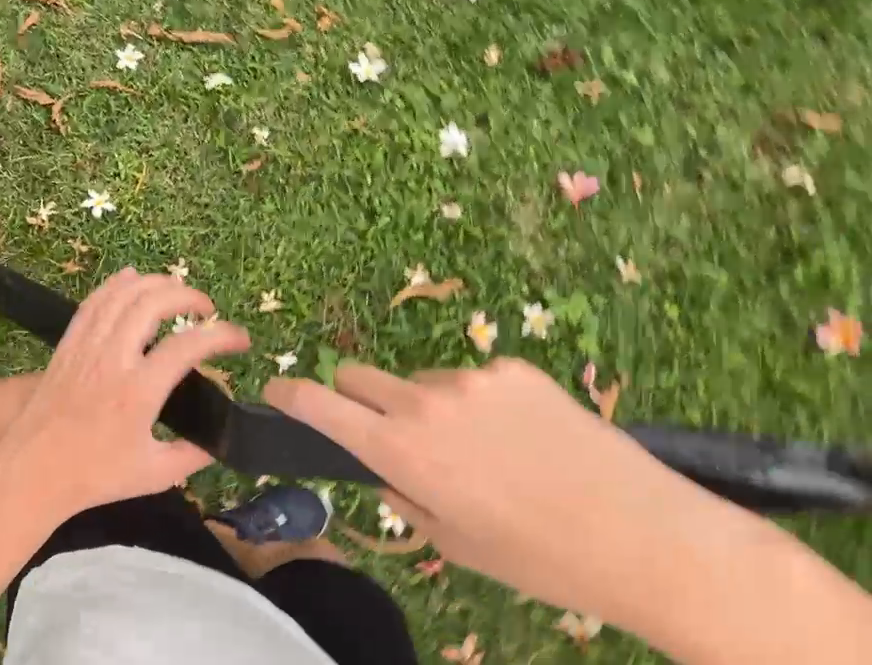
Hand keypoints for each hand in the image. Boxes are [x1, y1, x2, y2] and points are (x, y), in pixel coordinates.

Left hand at [0, 269, 248, 523]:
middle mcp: (112, 359)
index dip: (220, 336)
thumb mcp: (156, 474)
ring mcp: (86, 346)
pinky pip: (92, 303)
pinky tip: (131, 278)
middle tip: (206, 309)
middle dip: (185, 295)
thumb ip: (195, 454)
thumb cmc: (96, 475)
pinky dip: (114, 285)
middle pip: (150, 304)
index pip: (186, 347)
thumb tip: (219, 438)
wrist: (35, 468)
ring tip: (177, 289)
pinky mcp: (68, 344)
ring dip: (152, 284)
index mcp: (138, 391)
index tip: (241, 338)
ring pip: (119, 296)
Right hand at [264, 358, 753, 626]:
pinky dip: (480, 402)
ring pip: (419, 381)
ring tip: (487, 448)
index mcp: (400, 451)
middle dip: (357, 399)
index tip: (274, 390)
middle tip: (394, 434)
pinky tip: (526, 435)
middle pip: (355, 376)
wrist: (654, 542)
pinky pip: (472, 379)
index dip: (285, 392)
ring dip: (428, 406)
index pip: (315, 402)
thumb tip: (388, 468)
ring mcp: (470, 380)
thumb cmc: (542, 559)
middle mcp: (423, 404)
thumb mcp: (454, 544)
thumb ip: (403, 496)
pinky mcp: (513, 369)